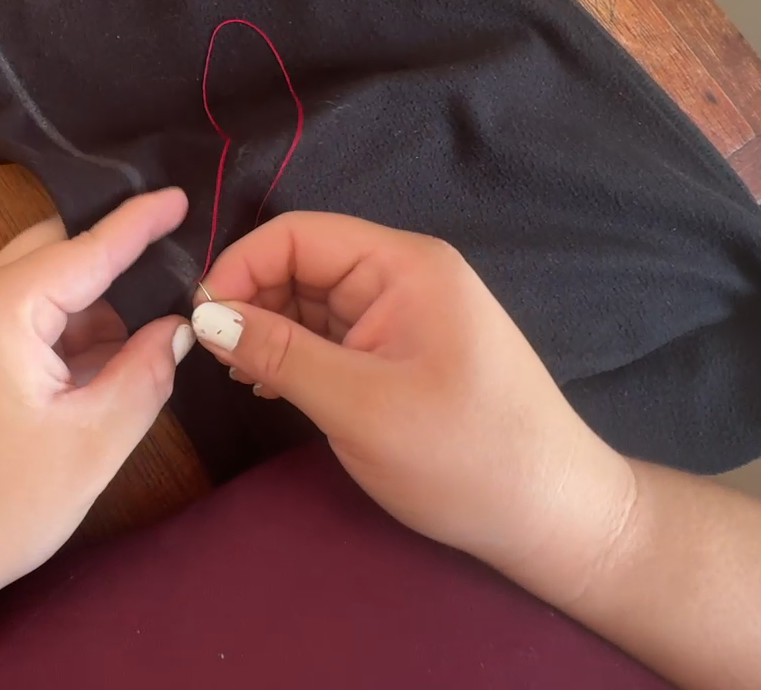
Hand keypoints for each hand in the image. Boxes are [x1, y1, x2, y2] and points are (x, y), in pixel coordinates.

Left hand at [0, 188, 193, 616]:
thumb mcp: (91, 443)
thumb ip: (145, 374)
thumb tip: (178, 326)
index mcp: (2, 309)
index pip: (86, 248)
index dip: (138, 222)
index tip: (181, 196)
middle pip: (57, 250)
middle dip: (114, 259)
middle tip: (174, 268)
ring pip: (42, 281)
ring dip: (92, 300)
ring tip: (145, 329)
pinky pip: (25, 311)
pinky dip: (66, 326)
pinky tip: (101, 358)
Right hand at [192, 212, 637, 602]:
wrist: (558, 526)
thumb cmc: (466, 458)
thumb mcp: (361, 406)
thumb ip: (278, 353)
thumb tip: (204, 317)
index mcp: (401, 265)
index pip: (296, 235)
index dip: (241, 266)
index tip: (202, 319)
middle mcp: (396, 275)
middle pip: (297, 263)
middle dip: (249, 301)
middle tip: (215, 355)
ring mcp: (394, 311)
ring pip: (303, 298)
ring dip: (264, 330)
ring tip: (240, 374)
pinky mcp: (390, 347)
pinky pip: (321, 331)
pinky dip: (287, 351)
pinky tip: (266, 383)